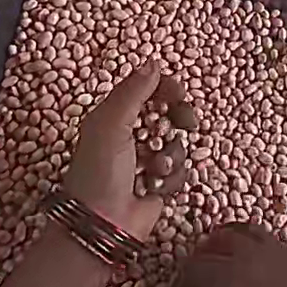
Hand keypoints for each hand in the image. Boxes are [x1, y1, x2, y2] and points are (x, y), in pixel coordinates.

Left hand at [63, 63, 189, 239]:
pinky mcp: (160, 183)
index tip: (178, 94)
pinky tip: (153, 188)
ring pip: (178, 143)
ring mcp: (146, 159)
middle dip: (178, 119)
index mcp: (114, 115)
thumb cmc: (101, 171)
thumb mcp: (112, 124)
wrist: (103, 224)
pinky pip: (181, 170)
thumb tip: (153, 62)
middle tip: (185, 123)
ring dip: (169, 156)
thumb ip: (133, 91)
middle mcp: (131, 134)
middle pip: (168, 113)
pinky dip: (170, 178)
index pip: (147, 90)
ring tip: (153, 170)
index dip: (165, 88)